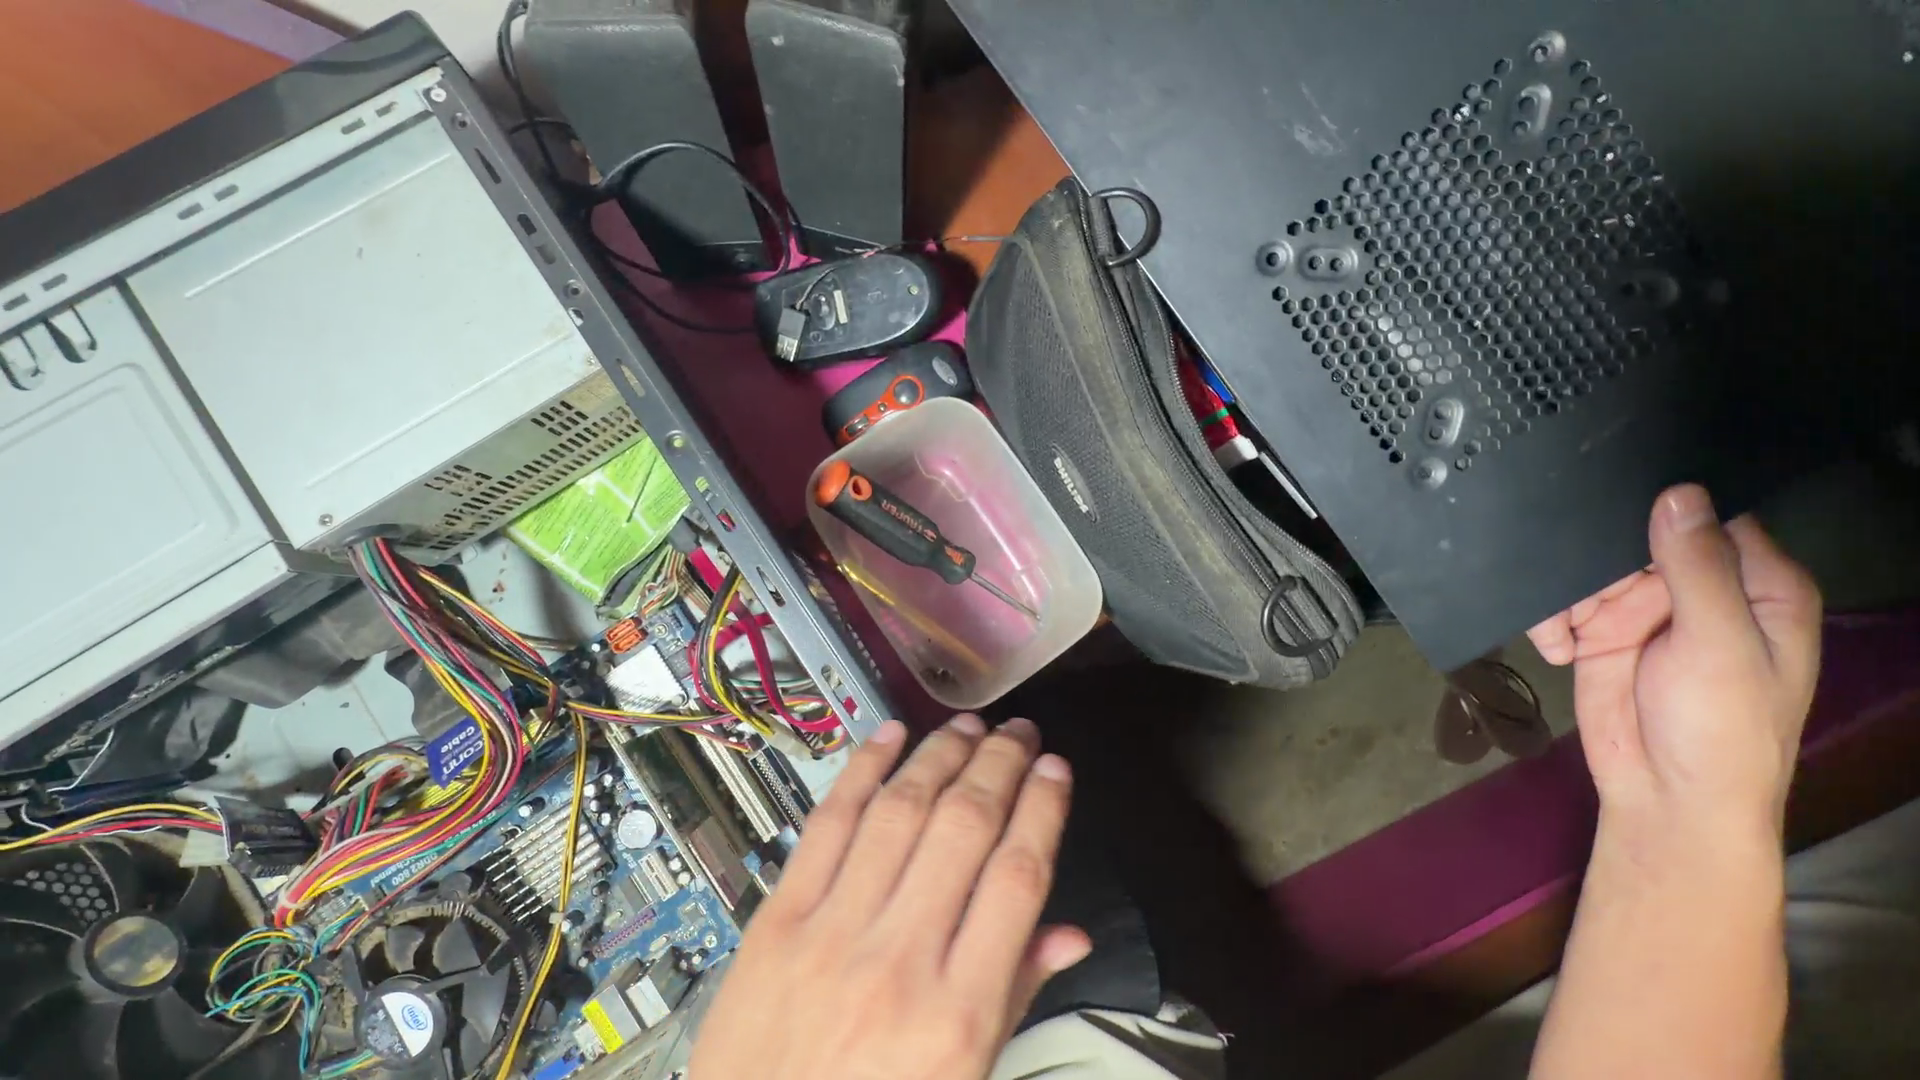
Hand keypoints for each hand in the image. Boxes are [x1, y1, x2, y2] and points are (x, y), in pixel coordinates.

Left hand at [689, 714, 1089, 1079]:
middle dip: (999, 766)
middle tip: (1018, 734)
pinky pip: (828, 825)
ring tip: (966, 727)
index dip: (1043, 809)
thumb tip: (1069, 934)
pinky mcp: (779, 919)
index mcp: (958, 1012)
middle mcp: (899, 960)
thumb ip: (1017, 998)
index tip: (1055, 771)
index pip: (1017, 878)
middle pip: (963, 828)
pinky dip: (862, 771)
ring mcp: (833, 932)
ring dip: (938, 756)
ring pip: (900, 812)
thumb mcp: (964, 1079)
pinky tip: (888, 736)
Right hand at [1528, 484, 1821, 831]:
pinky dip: (1549, 623)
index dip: (1668, 504)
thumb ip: (1697, 569)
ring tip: (1569, 633)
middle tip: (1589, 585)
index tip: (1621, 501)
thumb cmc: (1720, 727)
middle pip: (1633, 538)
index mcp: (1754, 585)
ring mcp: (1641, 610)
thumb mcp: (1719, 645)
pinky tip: (1558, 650)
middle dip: (1598, 557)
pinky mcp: (1596, 633)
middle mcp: (1696, 589)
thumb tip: (1677, 493)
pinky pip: (1560, 605)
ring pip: (1587, 570)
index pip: (1711, 517)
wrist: (1662, 795)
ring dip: (1567, 597)